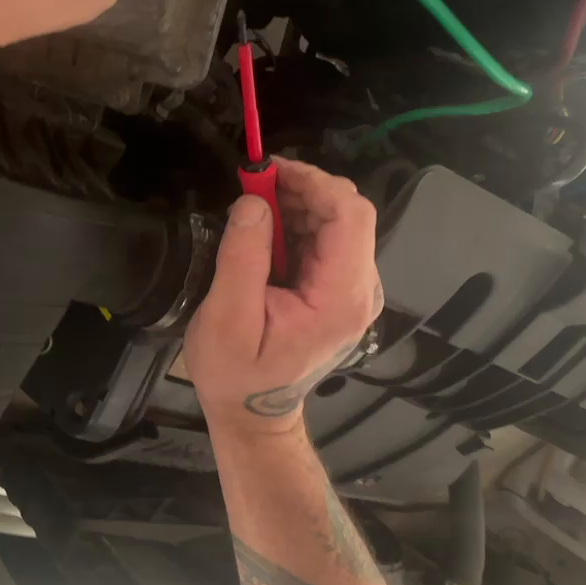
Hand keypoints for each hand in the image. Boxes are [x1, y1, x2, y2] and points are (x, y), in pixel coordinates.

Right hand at [184, 159, 382, 438]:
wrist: (251, 414)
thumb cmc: (236, 374)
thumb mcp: (227, 317)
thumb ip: (243, 256)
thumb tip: (254, 202)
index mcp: (340, 297)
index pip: (350, 217)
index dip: (315, 182)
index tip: (267, 170)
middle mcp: (358, 290)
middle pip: (349, 214)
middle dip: (304, 188)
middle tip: (253, 184)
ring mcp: (351, 292)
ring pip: (339, 222)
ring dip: (298, 203)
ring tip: (253, 204)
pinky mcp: (337, 292)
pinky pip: (326, 240)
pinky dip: (297, 222)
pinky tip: (264, 228)